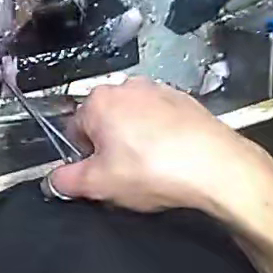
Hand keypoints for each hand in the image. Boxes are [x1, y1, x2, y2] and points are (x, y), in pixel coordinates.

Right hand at [48, 76, 272, 219]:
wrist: (217, 168)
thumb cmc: (158, 169)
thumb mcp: (98, 184)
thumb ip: (65, 181)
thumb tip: (54, 180)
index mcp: (99, 101)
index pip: (73, 131)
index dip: (82, 158)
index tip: (94, 175)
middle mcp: (128, 88)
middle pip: (103, 124)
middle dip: (108, 149)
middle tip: (121, 176)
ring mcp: (159, 92)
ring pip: (132, 123)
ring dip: (133, 144)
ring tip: (148, 171)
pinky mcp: (184, 103)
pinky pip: (159, 123)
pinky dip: (159, 141)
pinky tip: (168, 163)